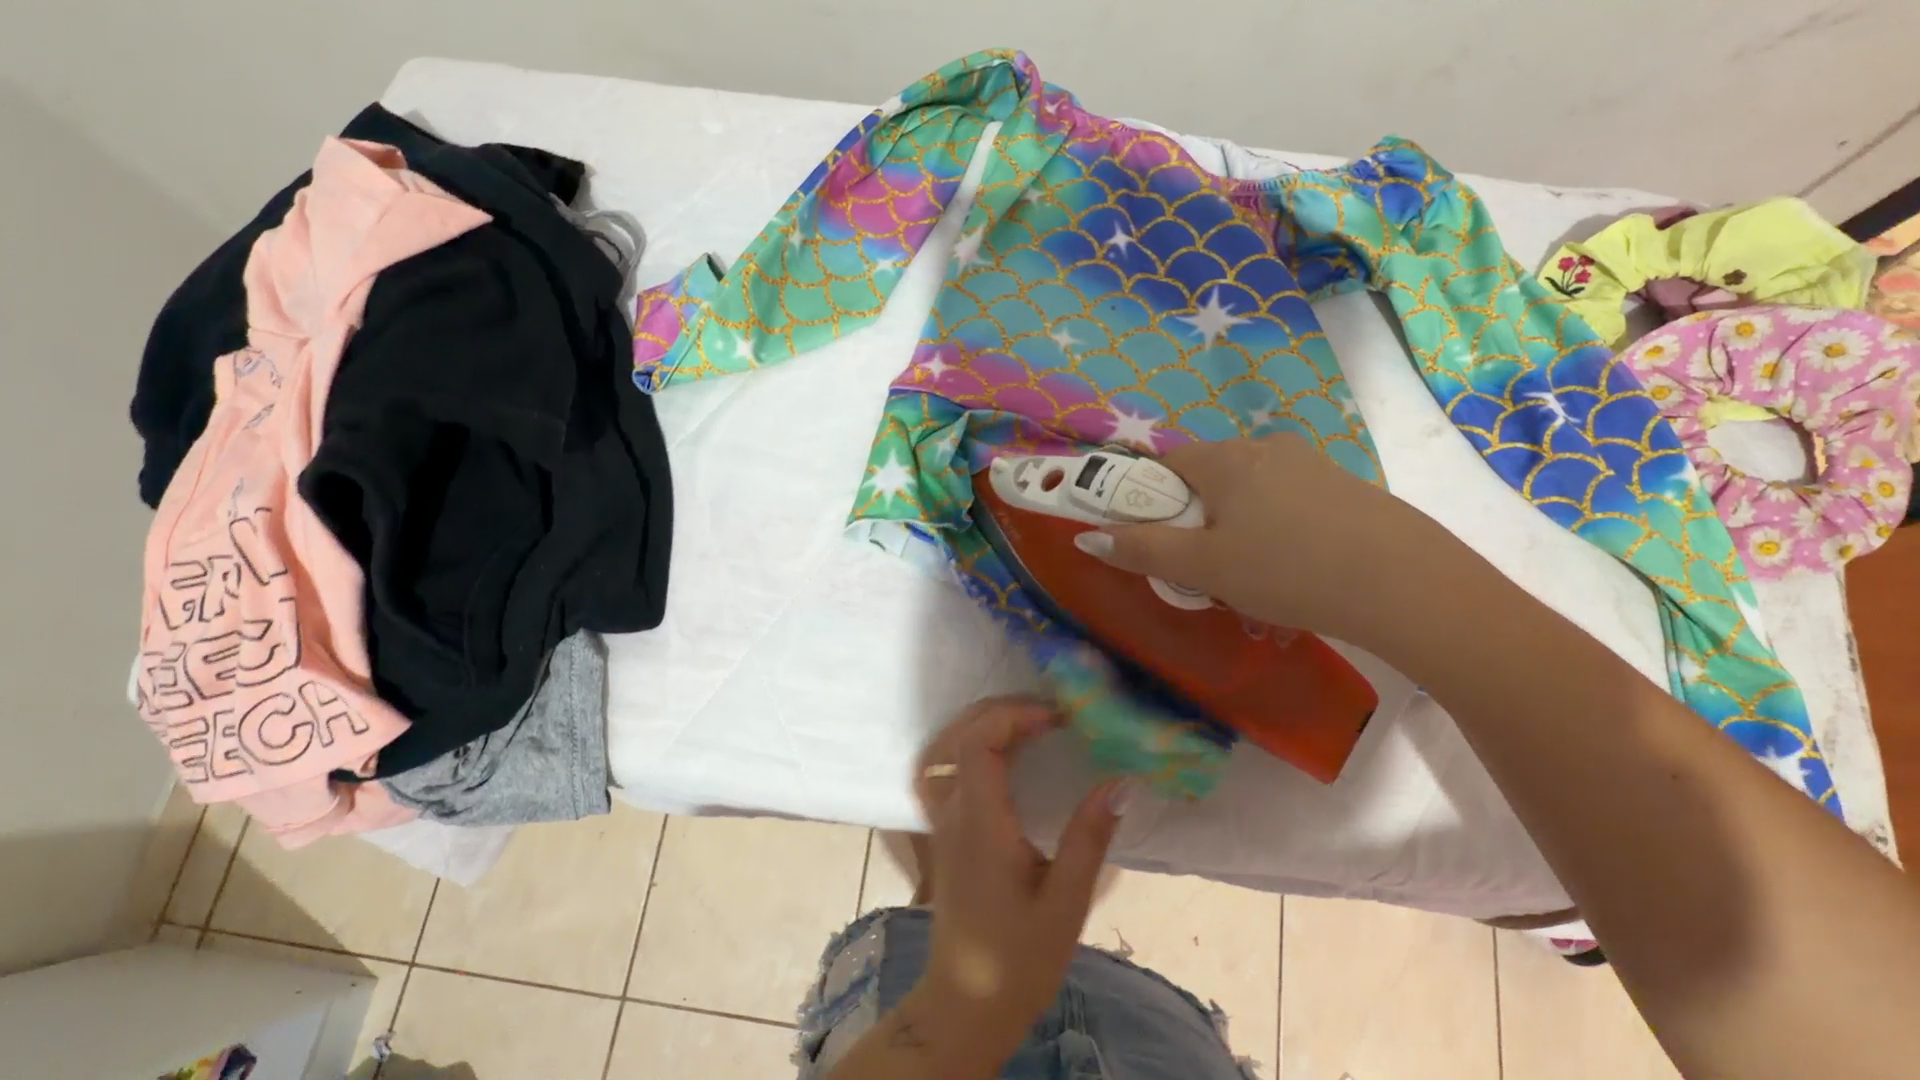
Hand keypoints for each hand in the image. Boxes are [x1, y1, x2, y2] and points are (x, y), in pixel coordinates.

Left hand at [912, 698, 1128, 1059]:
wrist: (967, 1002)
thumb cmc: (1019, 958)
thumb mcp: (1065, 904)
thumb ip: (1088, 839)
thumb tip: (1120, 782)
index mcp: (980, 825)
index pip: (976, 744)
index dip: (1013, 716)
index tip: (1058, 718)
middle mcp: (952, 814)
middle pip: (958, 736)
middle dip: (1003, 712)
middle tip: (1053, 717)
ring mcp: (941, 822)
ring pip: (944, 750)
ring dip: (983, 725)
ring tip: (1030, 727)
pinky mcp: (943, 833)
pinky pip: (944, 771)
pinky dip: (967, 747)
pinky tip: (1002, 756)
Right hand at [1073, 434, 1444, 646]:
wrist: (1402, 583)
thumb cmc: (1286, 570)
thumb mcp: (1204, 567)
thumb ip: (1142, 550)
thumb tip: (1087, 538)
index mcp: (1225, 459)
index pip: (1167, 463)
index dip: (1150, 498)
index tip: (1156, 539)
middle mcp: (1266, 448)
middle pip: (1211, 476)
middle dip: (1197, 516)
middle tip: (1203, 568)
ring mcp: (1312, 464)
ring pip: (1252, 491)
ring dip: (1238, 525)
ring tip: (1251, 576)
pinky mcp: (1345, 488)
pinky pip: (1290, 502)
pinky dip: (1277, 529)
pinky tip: (1294, 569)